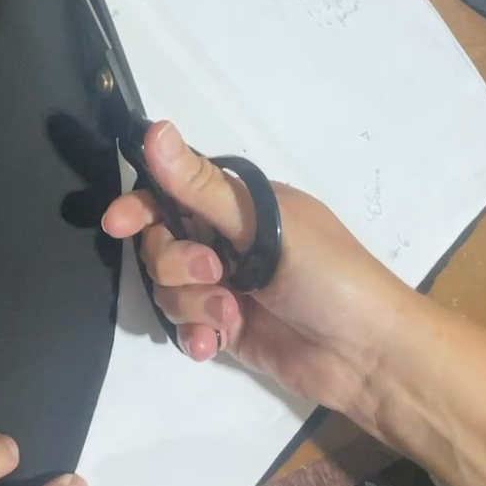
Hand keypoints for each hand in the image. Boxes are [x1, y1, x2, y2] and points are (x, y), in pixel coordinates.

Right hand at [101, 121, 424, 415]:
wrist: (369, 356)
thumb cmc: (329, 275)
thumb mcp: (265, 226)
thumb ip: (201, 187)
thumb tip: (152, 129)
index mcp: (238, 205)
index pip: (171, 192)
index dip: (139, 205)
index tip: (117, 223)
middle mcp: (225, 240)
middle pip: (160, 243)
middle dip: (176, 263)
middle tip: (214, 275)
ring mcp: (223, 285)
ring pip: (167, 287)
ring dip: (192, 304)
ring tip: (230, 316)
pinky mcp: (224, 326)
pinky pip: (183, 325)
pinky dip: (195, 335)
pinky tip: (214, 344)